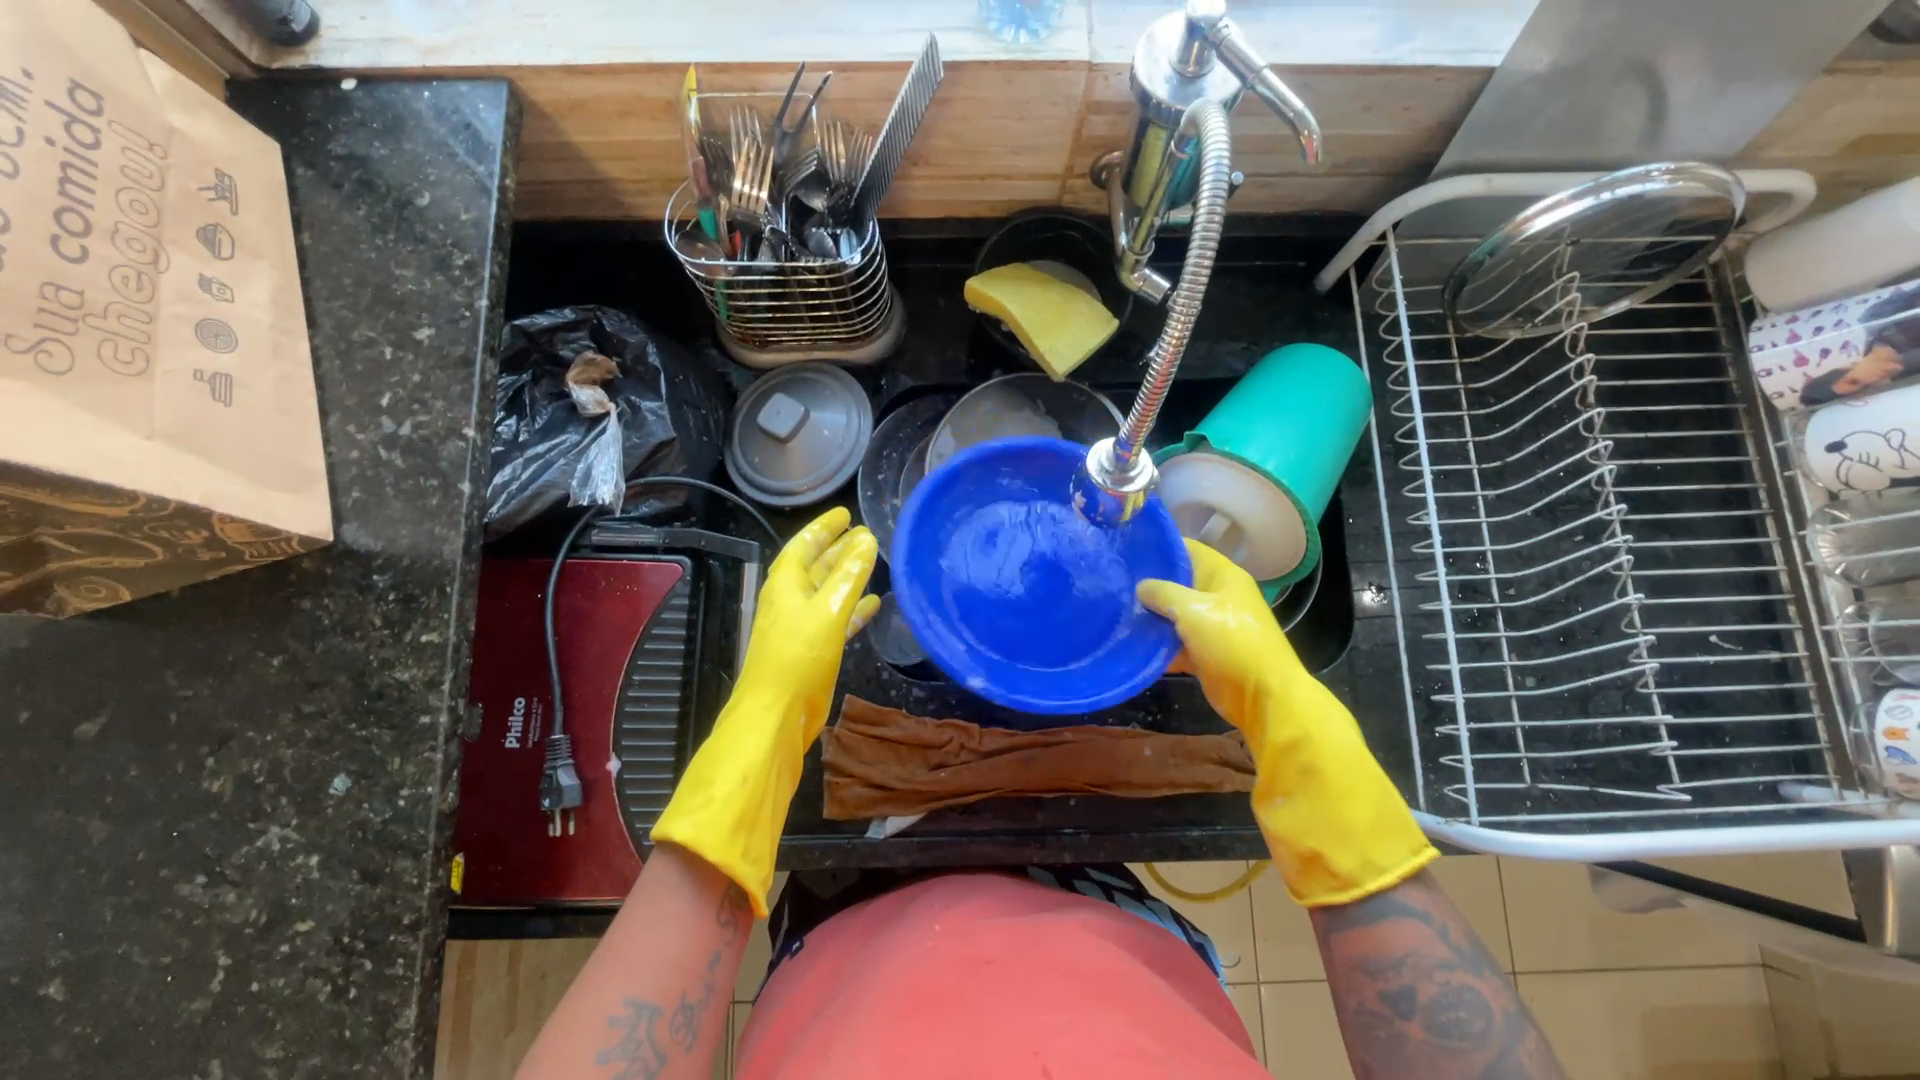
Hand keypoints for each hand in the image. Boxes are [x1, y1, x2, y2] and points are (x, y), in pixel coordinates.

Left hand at [652, 507, 878, 915]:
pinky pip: (837, 619)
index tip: (845, 514)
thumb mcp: (826, 613)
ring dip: (847, 577)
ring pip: (827, 593)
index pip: (803, 546)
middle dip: (836, 549)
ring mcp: (801, 628)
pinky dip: (854, 609)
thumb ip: (848, 577)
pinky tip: (874, 604)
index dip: (823, 528)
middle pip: (815, 567)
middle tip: (863, 533)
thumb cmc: (796, 660)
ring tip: (873, 562)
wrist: (776, 717)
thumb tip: (866, 541)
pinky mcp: (813, 651)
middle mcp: (790, 602)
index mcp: (785, 586)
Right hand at [1139, 539, 1435, 906]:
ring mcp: (1213, 625)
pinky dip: (1157, 643)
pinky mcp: (1206, 653)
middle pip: (1177, 581)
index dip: (1158, 545)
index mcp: (1224, 576)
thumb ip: (1164, 594)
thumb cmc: (1235, 645)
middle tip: (1108, 579)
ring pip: (1173, 613)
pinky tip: (1129, 643)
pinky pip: (1175, 641)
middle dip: (1147, 582)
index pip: (1187, 548)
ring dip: (1149, 615)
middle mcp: (1219, 595)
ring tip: (1111, 609)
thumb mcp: (1195, 611)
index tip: (1124, 545)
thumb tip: (1140, 588)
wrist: (1266, 699)